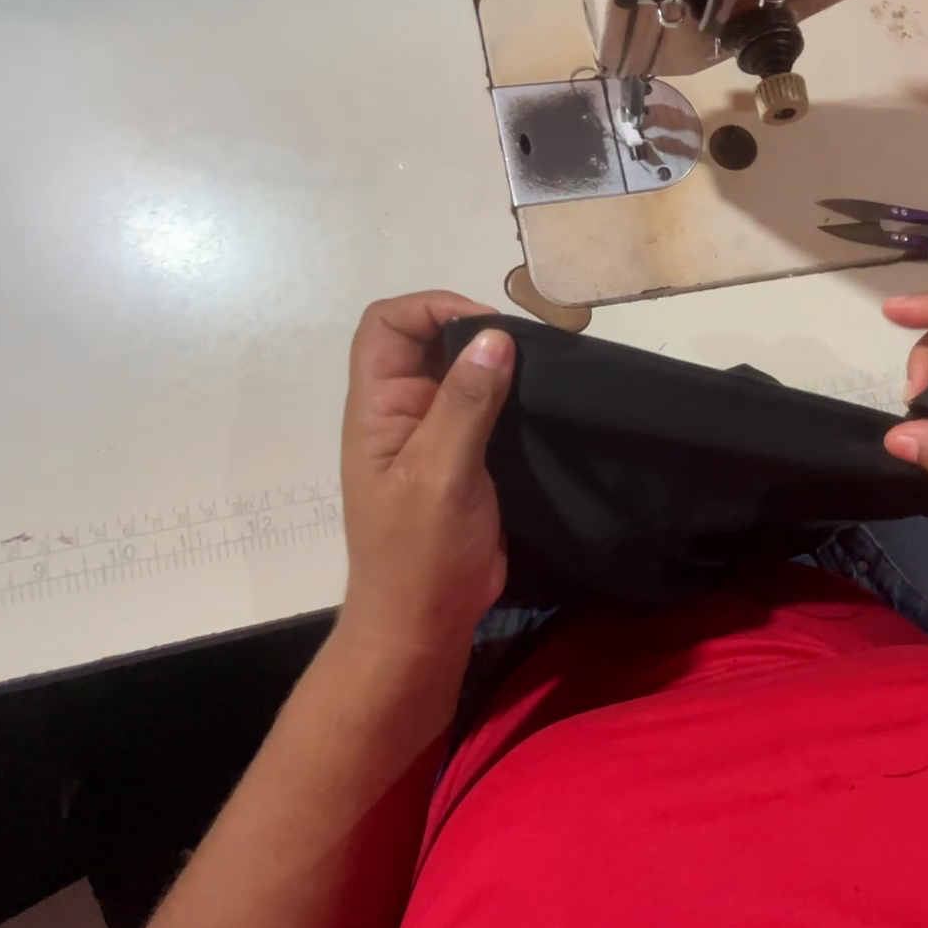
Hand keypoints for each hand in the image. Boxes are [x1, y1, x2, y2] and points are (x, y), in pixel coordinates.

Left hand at [337, 291, 513, 659]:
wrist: (428, 619)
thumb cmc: (420, 551)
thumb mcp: (440, 473)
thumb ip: (466, 404)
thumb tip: (495, 336)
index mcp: (379, 407)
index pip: (388, 325)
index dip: (434, 308)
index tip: (491, 327)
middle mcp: (405, 411)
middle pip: (429, 342)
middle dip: (477, 331)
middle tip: (533, 348)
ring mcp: (438, 435)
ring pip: (465, 374)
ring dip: (501, 365)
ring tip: (547, 371)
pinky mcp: (470, 457)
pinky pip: (489, 409)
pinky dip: (516, 397)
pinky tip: (548, 404)